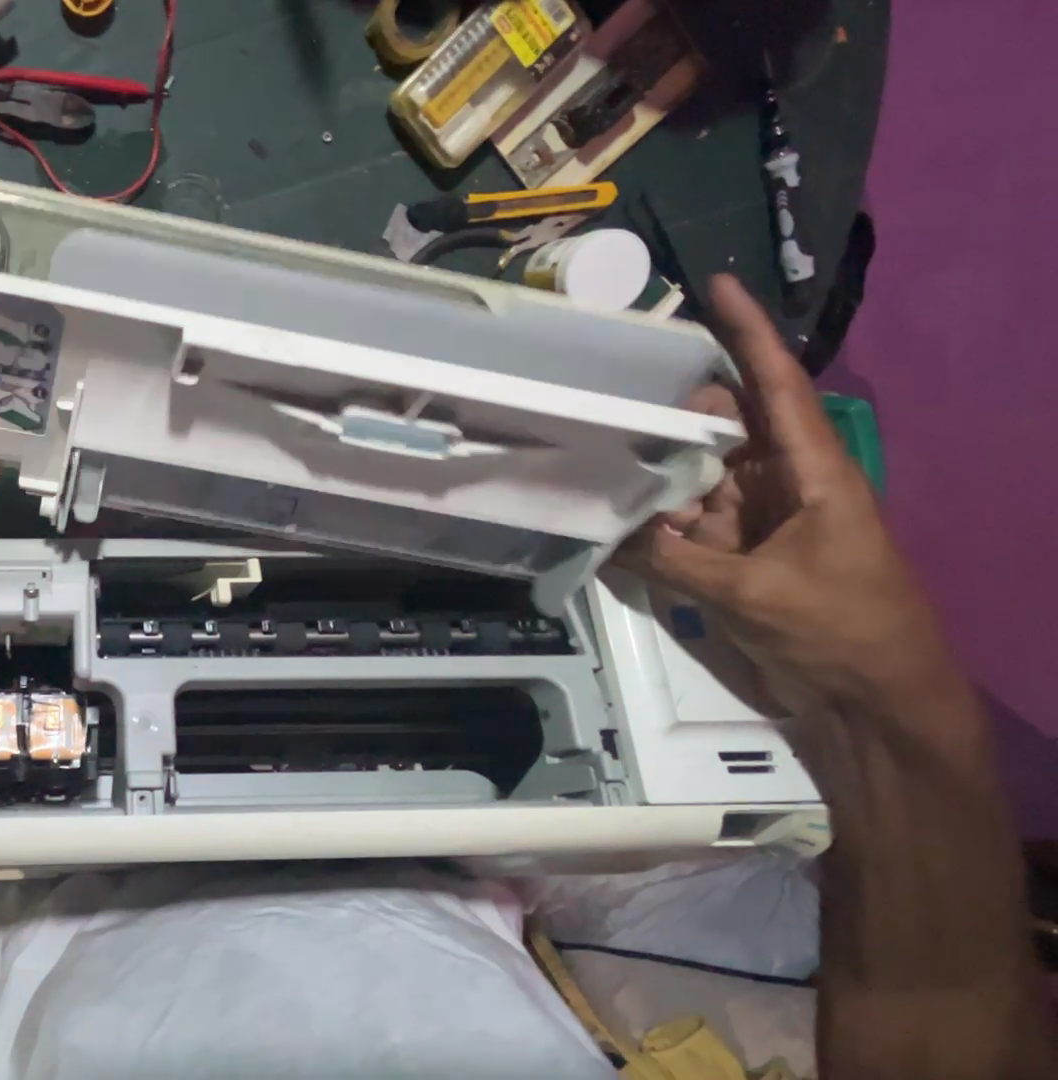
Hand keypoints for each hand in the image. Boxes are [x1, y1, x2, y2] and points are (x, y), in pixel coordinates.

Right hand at [618, 276, 959, 716]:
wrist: (873, 699)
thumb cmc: (840, 631)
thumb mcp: (753, 593)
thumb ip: (674, 559)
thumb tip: (606, 533)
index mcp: (812, 474)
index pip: (778, 387)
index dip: (749, 335)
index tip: (716, 286)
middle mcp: (782, 485)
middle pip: (723, 429)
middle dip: (675, 420)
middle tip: (615, 414)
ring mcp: (756, 521)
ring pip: (694, 478)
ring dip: (655, 480)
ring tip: (601, 471)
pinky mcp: (734, 555)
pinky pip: (683, 525)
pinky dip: (653, 526)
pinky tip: (614, 526)